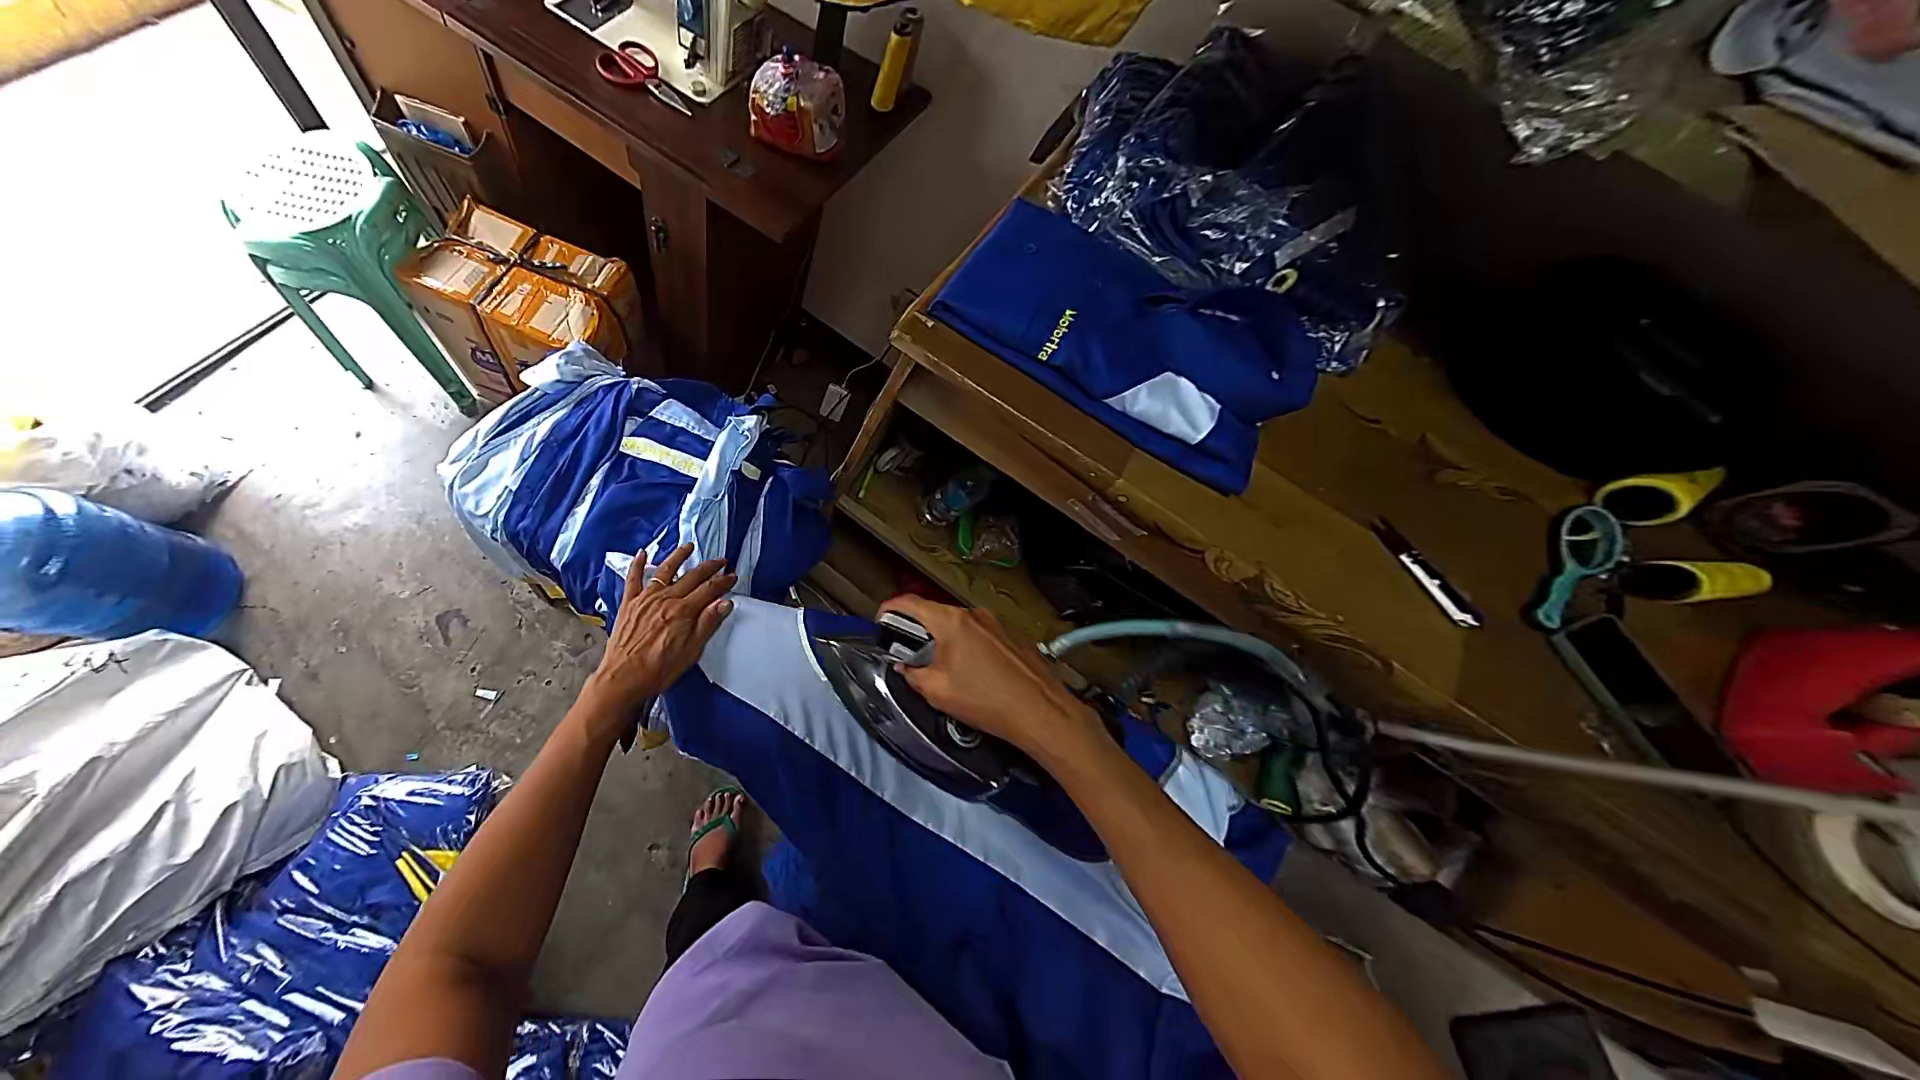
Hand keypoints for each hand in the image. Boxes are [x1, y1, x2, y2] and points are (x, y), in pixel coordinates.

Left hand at [580, 544, 734, 735]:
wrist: (623, 678)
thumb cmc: (658, 669)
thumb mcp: (692, 650)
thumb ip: (708, 623)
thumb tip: (724, 602)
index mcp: (683, 611)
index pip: (709, 589)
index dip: (723, 581)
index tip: (732, 576)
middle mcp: (665, 599)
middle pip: (692, 577)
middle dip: (709, 567)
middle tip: (720, 561)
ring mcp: (645, 599)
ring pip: (665, 570)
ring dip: (678, 556)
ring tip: (688, 547)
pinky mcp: (629, 603)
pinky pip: (634, 579)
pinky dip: (638, 564)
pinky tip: (643, 554)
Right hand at [878, 595, 1105, 765]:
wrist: (1041, 711)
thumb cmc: (988, 701)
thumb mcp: (938, 692)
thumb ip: (913, 674)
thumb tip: (905, 666)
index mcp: (952, 621)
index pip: (910, 602)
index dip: (890, 609)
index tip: (881, 622)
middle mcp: (974, 615)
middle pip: (935, 613)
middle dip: (917, 631)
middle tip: (907, 655)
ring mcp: (995, 624)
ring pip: (958, 625)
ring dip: (943, 641)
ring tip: (940, 670)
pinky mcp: (1010, 637)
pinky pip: (978, 635)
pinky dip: (965, 647)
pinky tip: (970, 674)